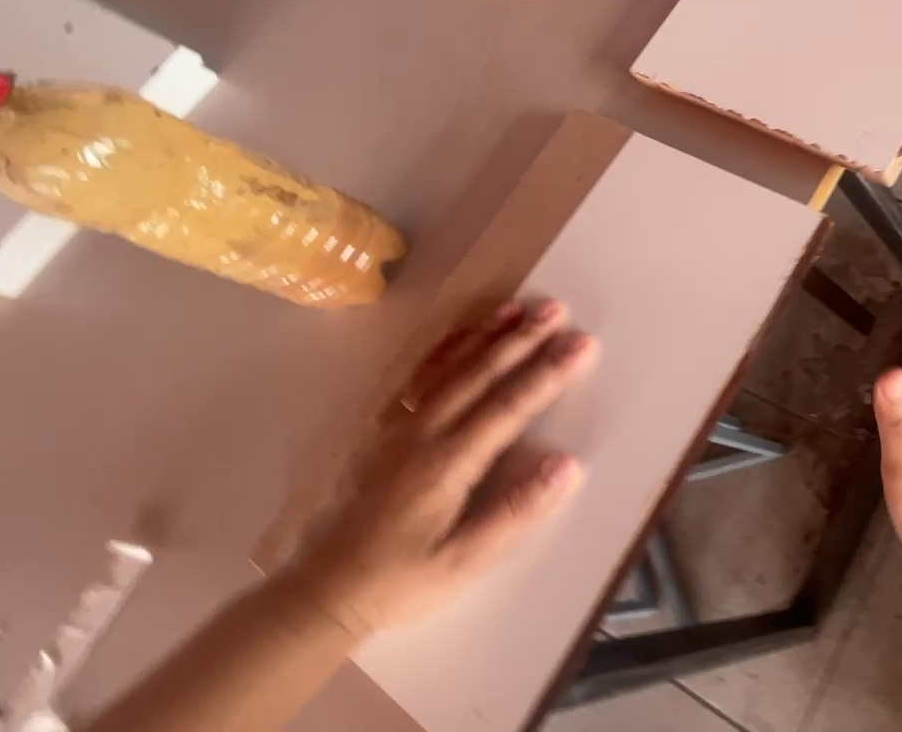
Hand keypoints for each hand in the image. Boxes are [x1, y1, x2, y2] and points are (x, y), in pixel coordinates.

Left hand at [278, 298, 594, 639]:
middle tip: (556, 309)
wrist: (321, 594)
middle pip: (478, 375)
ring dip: (484, 336)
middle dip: (522, 340)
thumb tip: (567, 465)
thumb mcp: (464, 562)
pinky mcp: (382, 432)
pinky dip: (443, 351)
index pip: (508, 407)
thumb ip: (516, 512)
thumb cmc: (402, 580)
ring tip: (516, 307)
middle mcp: (422, 434)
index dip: (548, 373)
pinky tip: (462, 335)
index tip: (580, 343)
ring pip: (446, 369)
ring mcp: (397, 429)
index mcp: (446, 464)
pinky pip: (415, 379)